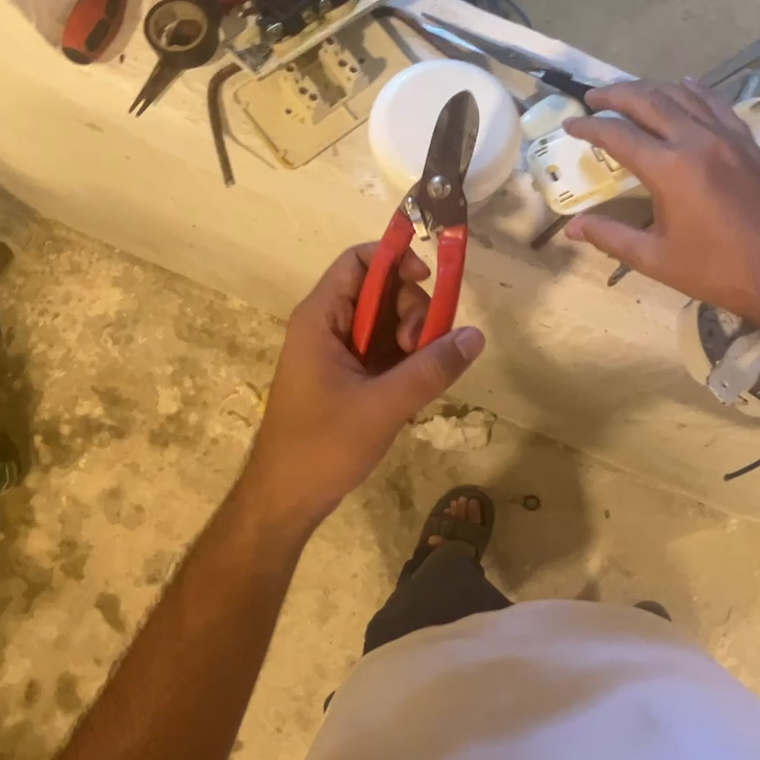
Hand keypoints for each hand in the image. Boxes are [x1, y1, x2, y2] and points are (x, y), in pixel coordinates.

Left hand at [241, 243, 485, 526]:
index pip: (358, 261)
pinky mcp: (346, 377)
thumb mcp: (383, 406)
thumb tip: (474, 336)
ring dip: (411, 339)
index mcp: (320, 318)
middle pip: (379, 290)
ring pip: (385, 322)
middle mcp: (327, 326)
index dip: (394, 259)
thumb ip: (430, 369)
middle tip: (420, 348)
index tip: (428, 279)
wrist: (285, 500)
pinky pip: (383, 351)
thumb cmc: (321, 447)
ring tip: (418, 377)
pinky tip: (413, 390)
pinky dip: (404, 361)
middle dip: (410, 310)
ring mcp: (336, 352)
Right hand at [563, 79, 759, 320]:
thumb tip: (573, 228)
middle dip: (615, 95)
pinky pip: (717, 105)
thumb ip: (611, 237)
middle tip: (592, 97)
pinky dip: (695, 92)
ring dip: (651, 89)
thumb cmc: (717, 271)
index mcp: (669, 169)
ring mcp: (728, 138)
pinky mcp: (749, 144)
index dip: (589, 128)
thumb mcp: (655, 258)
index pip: (618, 135)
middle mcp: (697, 141)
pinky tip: (685, 87)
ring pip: (683, 96)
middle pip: (649, 101)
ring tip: (629, 92)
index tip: (570, 126)